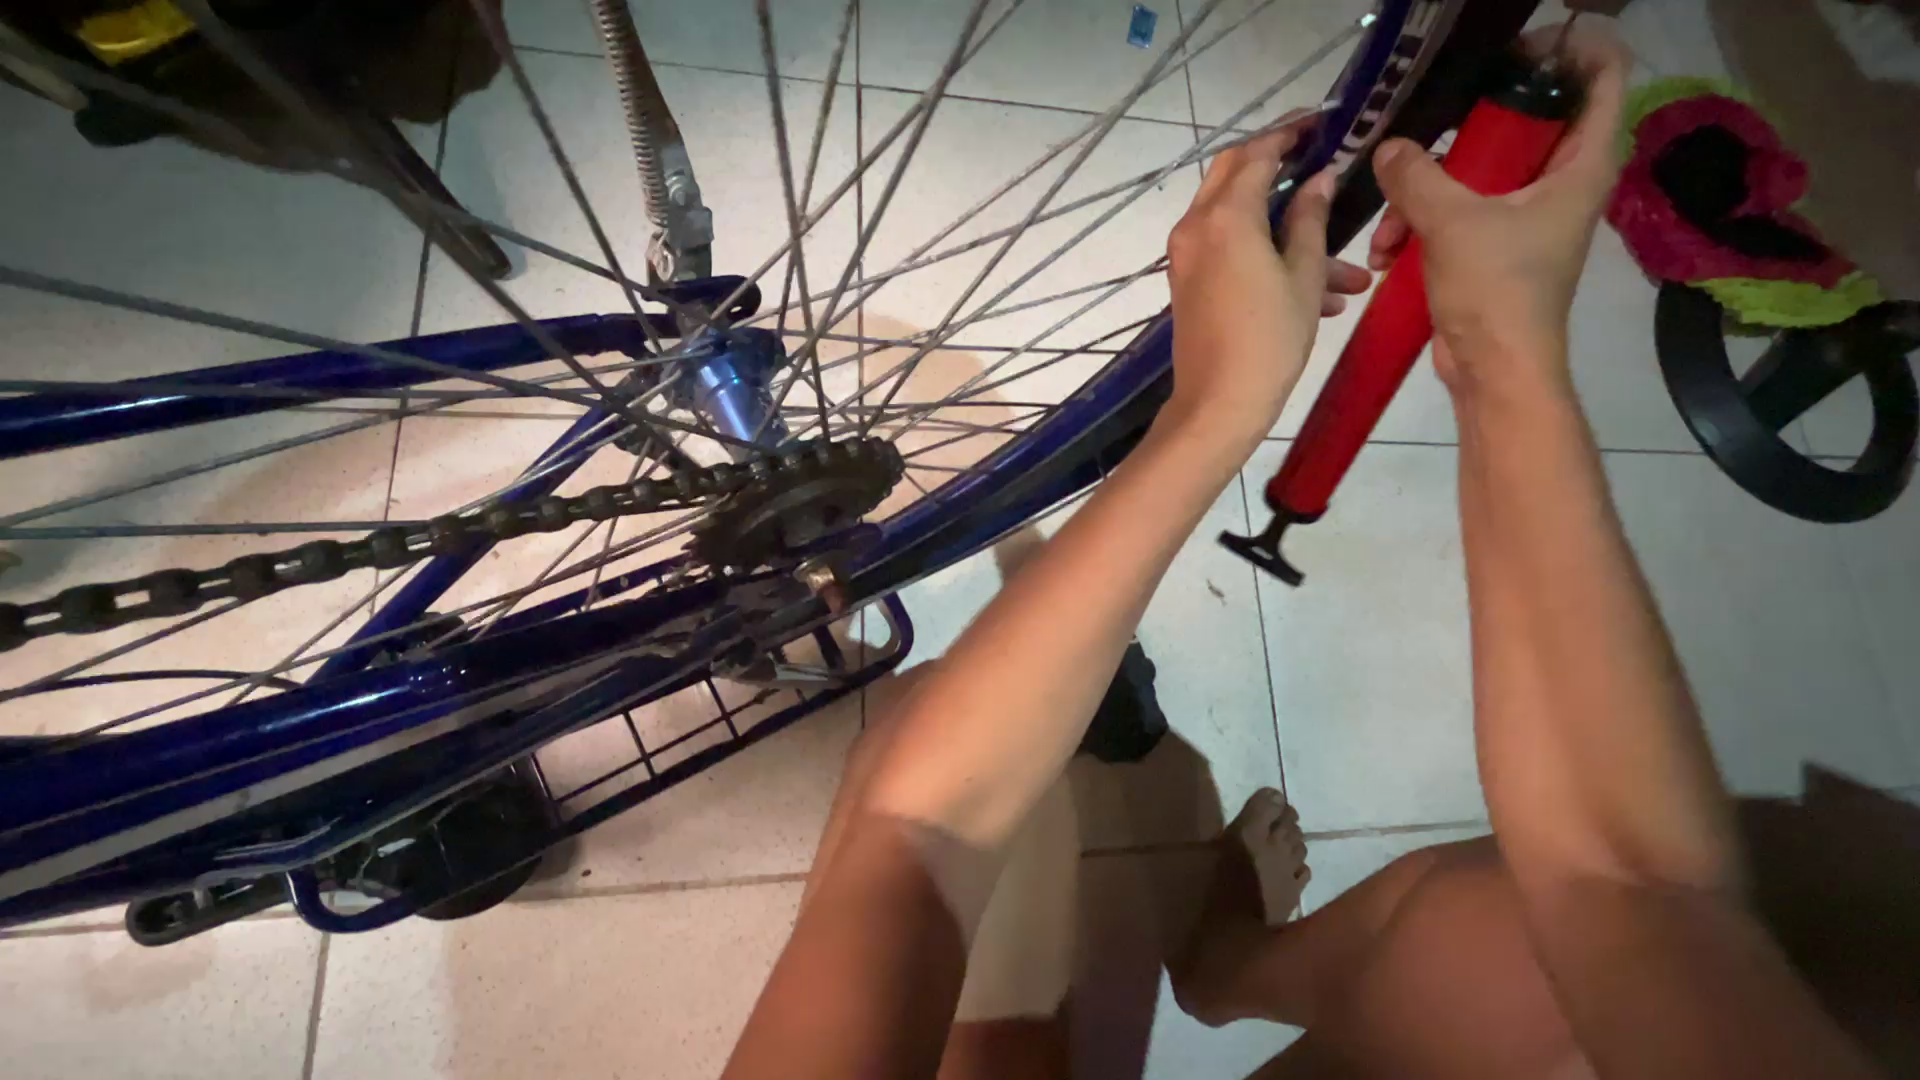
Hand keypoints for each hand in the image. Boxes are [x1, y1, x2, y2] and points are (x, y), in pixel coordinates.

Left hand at [1163, 118, 1370, 446]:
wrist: (1218, 404)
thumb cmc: (1268, 341)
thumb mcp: (1302, 277)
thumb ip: (1309, 220)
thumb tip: (1318, 181)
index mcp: (1224, 217)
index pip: (1256, 153)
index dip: (1290, 134)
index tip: (1323, 125)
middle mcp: (1195, 228)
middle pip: (1235, 175)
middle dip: (1279, 167)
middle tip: (1320, 166)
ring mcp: (1186, 258)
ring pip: (1239, 223)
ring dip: (1289, 236)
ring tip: (1347, 276)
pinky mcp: (1188, 285)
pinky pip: (1228, 255)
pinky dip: (1267, 261)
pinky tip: (1321, 299)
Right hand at [1367, 20, 1630, 388]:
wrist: (1493, 368)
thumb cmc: (1495, 290)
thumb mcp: (1452, 224)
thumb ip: (1418, 177)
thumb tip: (1390, 148)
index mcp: (1582, 163)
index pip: (1603, 74)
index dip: (1568, 47)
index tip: (1510, 52)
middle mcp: (1560, 182)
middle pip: (1520, 125)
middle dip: (1459, 136)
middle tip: (1422, 139)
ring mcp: (1523, 218)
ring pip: (1473, 177)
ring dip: (1420, 197)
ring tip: (1387, 231)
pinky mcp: (1491, 249)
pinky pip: (1453, 216)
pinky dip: (1418, 228)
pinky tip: (1386, 255)